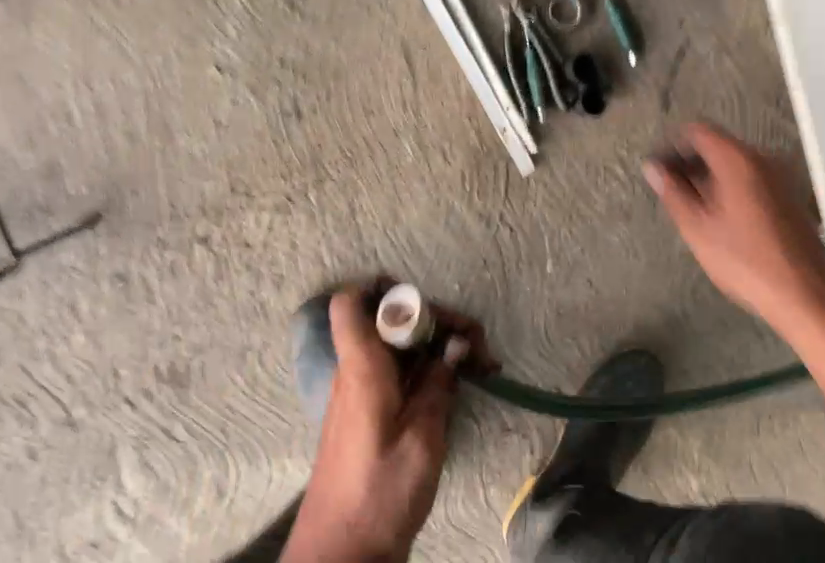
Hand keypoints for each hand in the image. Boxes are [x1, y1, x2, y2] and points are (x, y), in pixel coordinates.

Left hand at [283, 287, 484, 562]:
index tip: (429, 304)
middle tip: (479, 346)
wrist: (343, 552)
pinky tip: (460, 386)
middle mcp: (356, 371)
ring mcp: (362, 393)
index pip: (350, 303)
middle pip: (389, 321)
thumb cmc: (380, 492)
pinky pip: (397, 374)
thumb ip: (439, 384)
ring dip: (438, 348)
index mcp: (362, 368)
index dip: (383, 289)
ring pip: (398, 347)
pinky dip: (428, 372)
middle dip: (435, 321)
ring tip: (482, 366)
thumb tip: (456, 342)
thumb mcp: (422, 438)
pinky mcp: (370, 414)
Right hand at [645, 123, 824, 412]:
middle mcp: (763, 160)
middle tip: (670, 191)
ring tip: (692, 210)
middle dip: (690, 163)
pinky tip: (722, 221)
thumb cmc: (746, 261)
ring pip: (735, 164)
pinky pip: (752, 180)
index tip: (659, 170)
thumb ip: (673, 192)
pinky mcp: (790, 198)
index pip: (698, 131)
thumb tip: (653, 167)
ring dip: (710, 178)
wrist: (807, 295)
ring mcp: (781, 178)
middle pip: (718, 145)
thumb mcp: (698, 229)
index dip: (673, 145)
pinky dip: (731, 189)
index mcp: (738, 160)